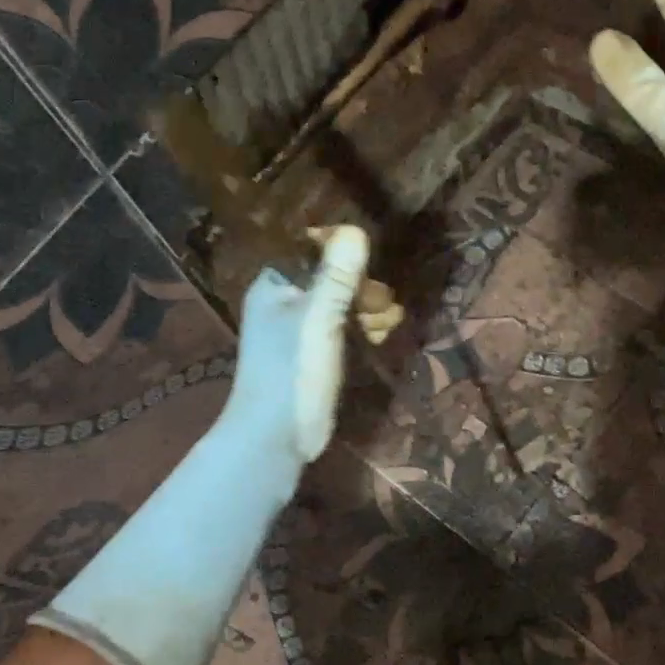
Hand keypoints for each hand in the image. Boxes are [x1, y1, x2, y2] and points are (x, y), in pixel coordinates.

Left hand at [220, 225, 370, 463]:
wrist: (276, 435)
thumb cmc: (291, 370)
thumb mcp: (317, 317)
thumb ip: (336, 275)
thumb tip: (355, 229)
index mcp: (274, 286)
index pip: (310, 250)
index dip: (341, 252)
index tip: (369, 261)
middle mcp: (284, 304)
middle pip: (331, 279)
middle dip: (361, 286)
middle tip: (384, 302)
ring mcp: (300, 333)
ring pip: (340, 306)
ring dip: (367, 309)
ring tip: (390, 321)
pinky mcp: (315, 359)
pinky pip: (342, 332)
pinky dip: (362, 330)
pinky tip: (382, 335)